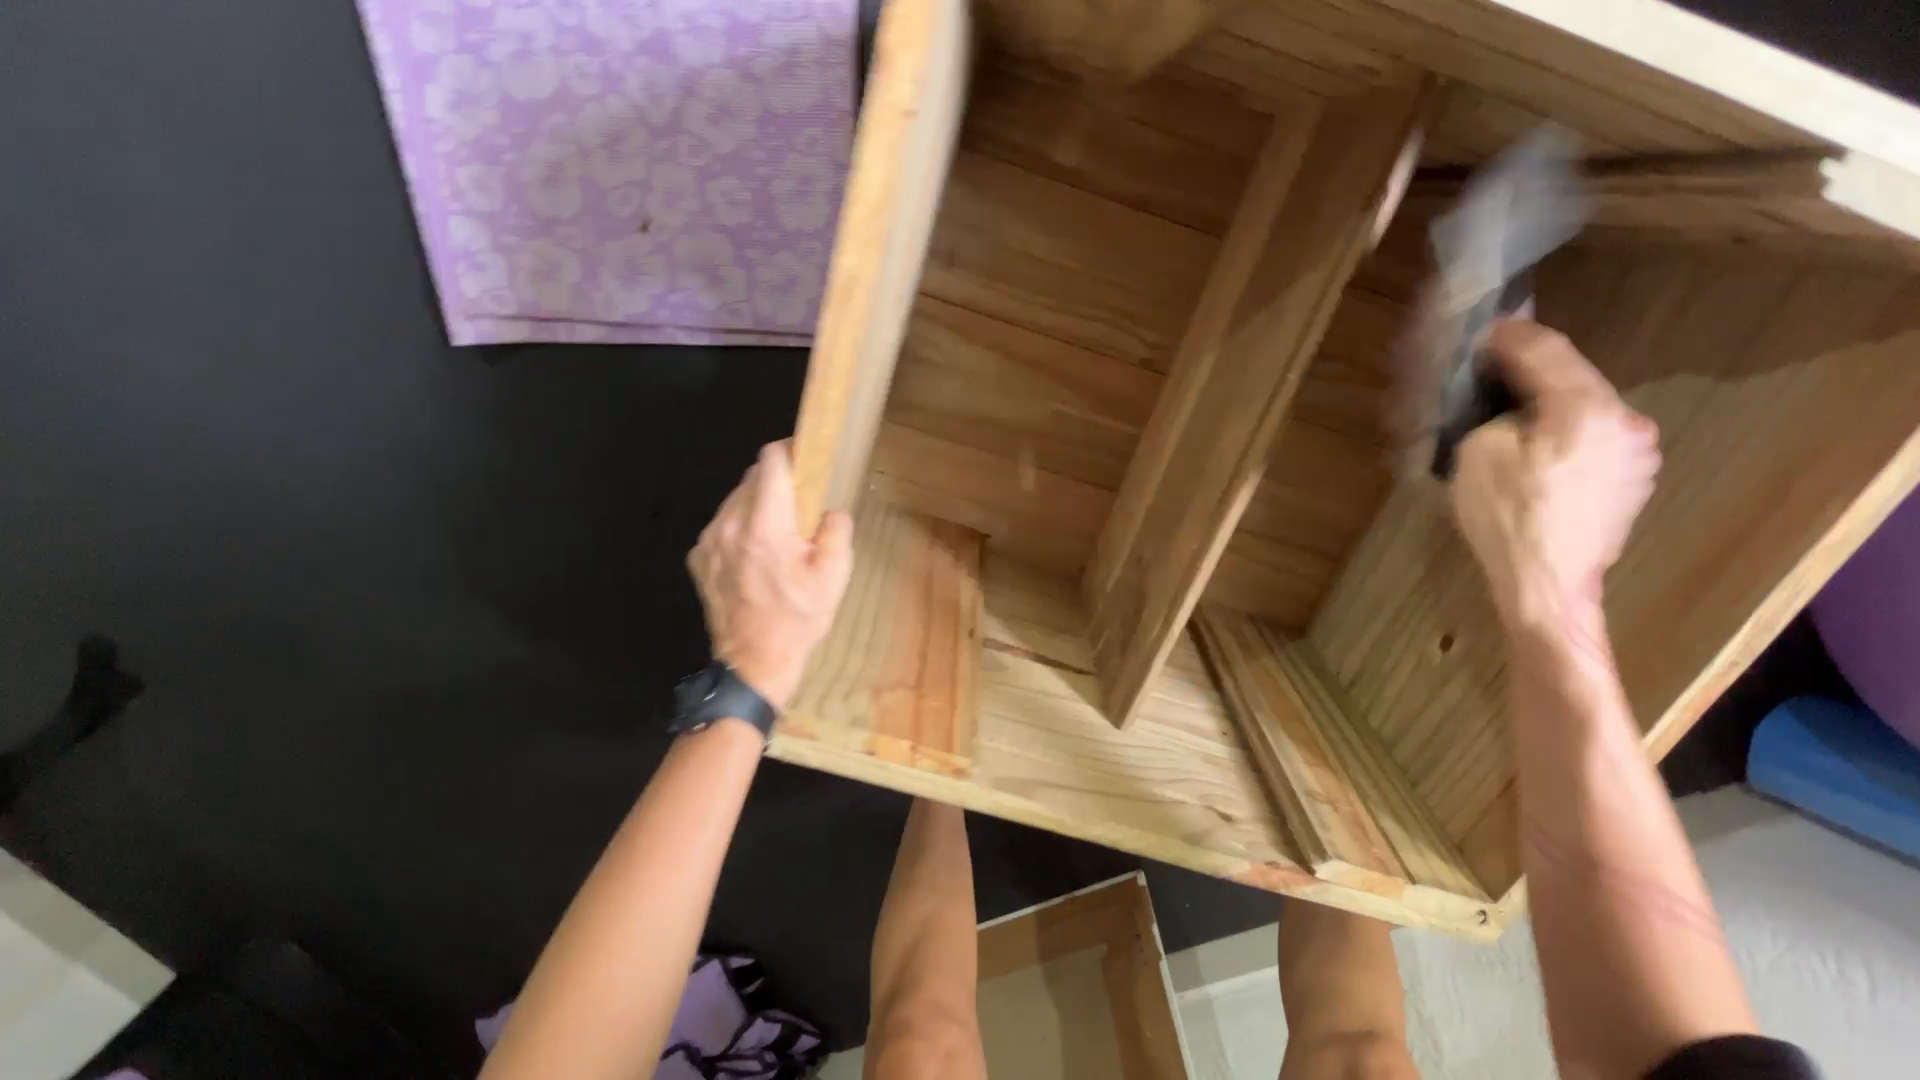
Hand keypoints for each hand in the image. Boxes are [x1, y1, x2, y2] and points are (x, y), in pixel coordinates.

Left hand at [688, 442, 854, 707]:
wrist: (753, 663)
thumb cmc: (797, 620)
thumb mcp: (834, 577)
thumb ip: (835, 531)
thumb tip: (829, 508)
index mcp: (765, 525)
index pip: (770, 461)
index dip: (791, 453)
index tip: (807, 460)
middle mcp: (729, 525)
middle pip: (752, 478)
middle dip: (778, 484)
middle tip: (800, 508)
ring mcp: (709, 541)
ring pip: (735, 501)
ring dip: (758, 507)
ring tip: (778, 538)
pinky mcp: (698, 557)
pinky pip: (722, 526)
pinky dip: (741, 530)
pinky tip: (756, 559)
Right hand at [1451, 320, 1660, 631]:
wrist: (1549, 586)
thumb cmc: (1508, 518)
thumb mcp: (1478, 453)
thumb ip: (1496, 411)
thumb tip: (1507, 399)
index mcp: (1586, 407)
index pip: (1545, 349)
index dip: (1509, 336)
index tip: (1482, 332)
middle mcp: (1625, 420)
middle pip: (1571, 378)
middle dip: (1528, 373)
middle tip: (1488, 377)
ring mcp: (1637, 452)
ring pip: (1584, 410)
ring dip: (1548, 406)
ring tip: (1510, 421)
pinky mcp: (1633, 479)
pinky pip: (1593, 440)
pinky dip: (1564, 435)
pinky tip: (1536, 456)